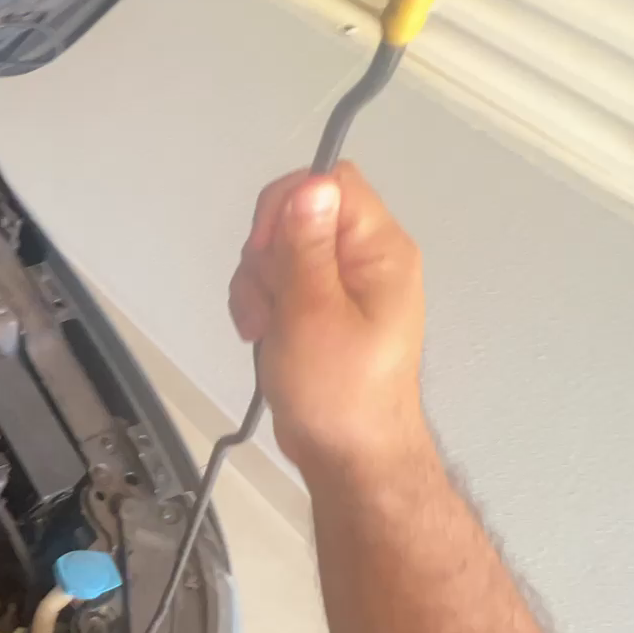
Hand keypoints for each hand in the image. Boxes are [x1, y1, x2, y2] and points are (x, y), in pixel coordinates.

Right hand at [227, 163, 428, 479]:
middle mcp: (362, 258)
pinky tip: (262, 333)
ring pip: (276, 253)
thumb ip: (307, 249)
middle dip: (264, 258)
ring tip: (264, 328)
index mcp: (378, 250)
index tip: (267, 255)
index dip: (286, 208)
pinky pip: (274, 283)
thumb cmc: (335, 389)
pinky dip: (258, 304)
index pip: (328, 183)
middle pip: (294, 217)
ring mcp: (337, 284)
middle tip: (267, 304)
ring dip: (255, 287)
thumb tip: (311, 185)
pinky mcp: (314, 307)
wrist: (344, 449)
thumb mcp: (312, 314)